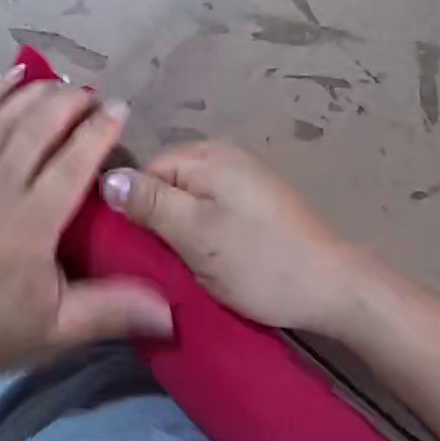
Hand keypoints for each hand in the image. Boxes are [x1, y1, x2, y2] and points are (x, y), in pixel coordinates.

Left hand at [0, 71, 172, 388]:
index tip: (122, 108)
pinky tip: (20, 74)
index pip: (67, 165)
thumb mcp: (61, 329)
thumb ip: (115, 310)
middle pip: (35, 127)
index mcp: (27, 229)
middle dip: (71, 102)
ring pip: (7, 117)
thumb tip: (173, 312)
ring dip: (41, 93)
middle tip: (102, 98)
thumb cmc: (0, 328)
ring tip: (73, 87)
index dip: (97, 131)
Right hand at [100, 141, 362, 333]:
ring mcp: (245, 176)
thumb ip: (150, 203)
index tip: (130, 247)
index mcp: (208, 154)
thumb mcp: (195, 234)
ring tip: (180, 262)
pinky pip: (213, 206)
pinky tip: (207, 256)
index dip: (132, 206)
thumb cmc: (259, 260)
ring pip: (189, 196)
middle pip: (167, 180)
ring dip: (180, 227)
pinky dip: (204, 229)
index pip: (146, 169)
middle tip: (155, 259)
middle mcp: (225, 154)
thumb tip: (106, 177)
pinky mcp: (258, 200)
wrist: (333, 286)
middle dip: (157, 217)